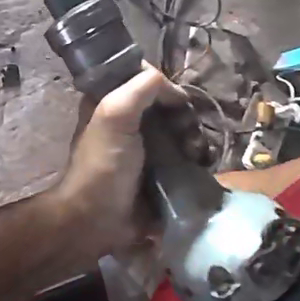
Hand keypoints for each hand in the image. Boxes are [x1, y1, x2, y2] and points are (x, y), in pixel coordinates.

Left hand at [51, 64, 185, 268]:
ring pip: (181, 129)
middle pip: (169, 104)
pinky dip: (198, 155)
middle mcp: (131, 121)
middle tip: (189, 132)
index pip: (146, 78)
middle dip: (185, 115)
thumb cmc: (102, 165)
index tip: (178, 100)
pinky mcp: (161, 171)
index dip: (165, 85)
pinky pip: (186, 154)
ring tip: (197, 153)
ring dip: (195, 137)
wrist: (97, 221)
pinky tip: (202, 162)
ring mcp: (147, 147)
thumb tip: (178, 92)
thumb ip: (142, 87)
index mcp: (113, 101)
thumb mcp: (114, 115)